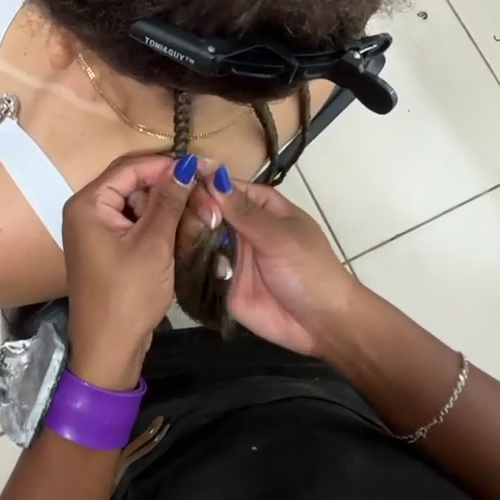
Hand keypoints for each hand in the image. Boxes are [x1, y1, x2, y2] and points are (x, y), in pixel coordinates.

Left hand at [60, 153, 195, 389]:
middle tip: (205, 197)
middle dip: (170, 190)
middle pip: (135, 185)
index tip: (200, 168)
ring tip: (201, 217)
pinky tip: (185, 233)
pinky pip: (137, 225)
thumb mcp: (153, 244)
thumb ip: (169, 200)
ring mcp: (98, 231)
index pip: (130, 168)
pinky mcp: (110, 248)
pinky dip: (160, 227)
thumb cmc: (128, 295)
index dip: (165, 166)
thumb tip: (186, 165)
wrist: (109, 350)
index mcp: (88, 204)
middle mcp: (88, 211)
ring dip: (169, 210)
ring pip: (140, 205)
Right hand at [190, 172, 361, 356]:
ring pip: (197, 238)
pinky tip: (177, 260)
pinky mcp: (220, 283)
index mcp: (259, 207)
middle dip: (193, 211)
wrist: (322, 325)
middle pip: (206, 211)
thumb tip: (213, 174)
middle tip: (187, 217)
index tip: (178, 181)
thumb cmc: (310, 270)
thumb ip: (243, 211)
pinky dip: (187, 263)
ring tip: (185, 240)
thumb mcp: (278, 237)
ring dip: (188, 236)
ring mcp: (228, 256)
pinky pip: (197, 269)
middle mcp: (240, 228)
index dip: (203, 183)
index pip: (224, 187)